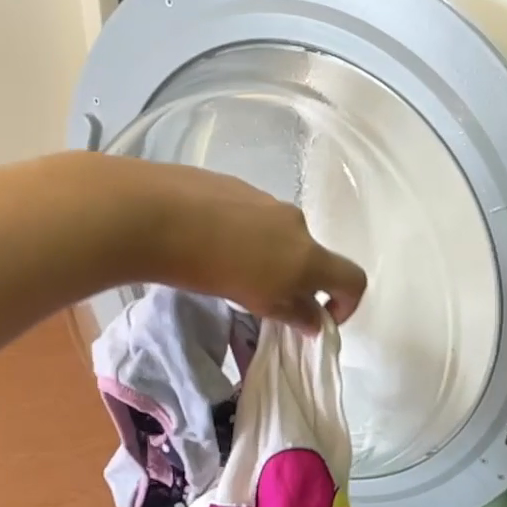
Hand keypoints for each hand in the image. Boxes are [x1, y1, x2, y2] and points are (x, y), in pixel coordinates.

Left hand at [76, 154, 367, 329]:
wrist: (152, 213)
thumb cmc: (211, 268)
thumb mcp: (259, 302)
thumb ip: (294, 312)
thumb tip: (315, 321)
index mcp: (309, 255)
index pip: (353, 279)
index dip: (347, 304)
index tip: (321, 317)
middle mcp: (297, 223)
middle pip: (313, 257)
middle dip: (298, 280)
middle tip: (263, 299)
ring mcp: (267, 200)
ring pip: (282, 236)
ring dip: (269, 258)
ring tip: (229, 270)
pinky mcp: (236, 186)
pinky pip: (254, 218)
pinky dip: (245, 236)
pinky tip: (210, 244)